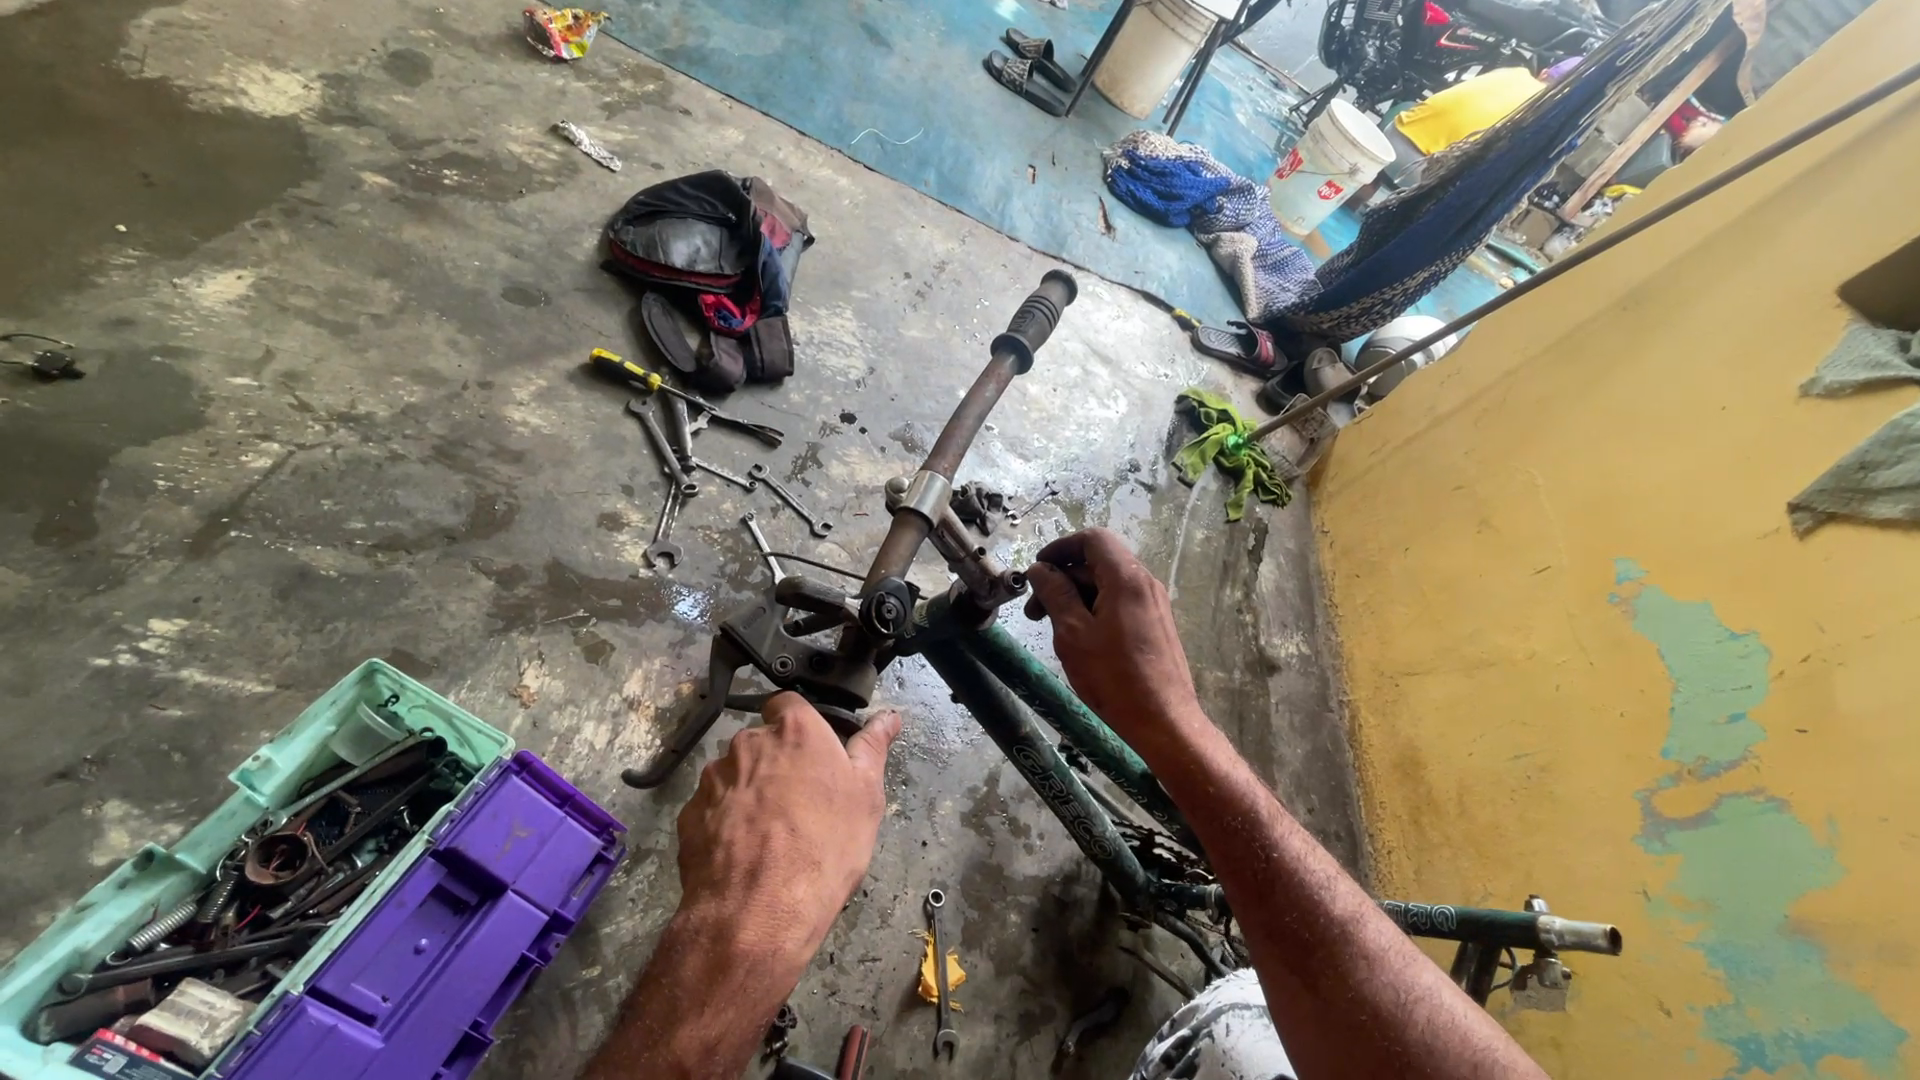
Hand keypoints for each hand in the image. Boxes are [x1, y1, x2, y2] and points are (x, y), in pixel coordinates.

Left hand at [674, 693, 901, 967]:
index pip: (789, 703)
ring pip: (736, 774)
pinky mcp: (689, 814)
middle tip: (800, 800)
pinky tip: (745, 852)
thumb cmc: (825, 846)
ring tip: (771, 833)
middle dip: (777, 762)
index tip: (814, 752)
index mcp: (794, 729)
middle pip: (762, 741)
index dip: (801, 725)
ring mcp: (713, 779)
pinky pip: (712, 808)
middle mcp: (748, 743)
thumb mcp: (866, 796)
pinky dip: (726, 821)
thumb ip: (873, 747)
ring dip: (750, 791)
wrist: (758, 912)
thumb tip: (889, 717)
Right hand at [1025, 529, 1201, 743]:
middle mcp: (1144, 583)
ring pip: (1106, 585)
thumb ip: (1055, 594)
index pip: (1093, 539)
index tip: (1037, 570)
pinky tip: (1077, 639)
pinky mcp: (1154, 625)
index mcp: (1126, 578)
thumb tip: (1040, 569)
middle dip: (1061, 579)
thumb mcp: (1073, 633)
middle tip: (1034, 612)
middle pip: (1097, 563)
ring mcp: (1152, 605)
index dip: (1060, 548)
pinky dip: (1092, 610)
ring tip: (1051, 628)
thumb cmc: (1114, 678)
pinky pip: (1118, 603)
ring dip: (1074, 597)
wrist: (1163, 721)